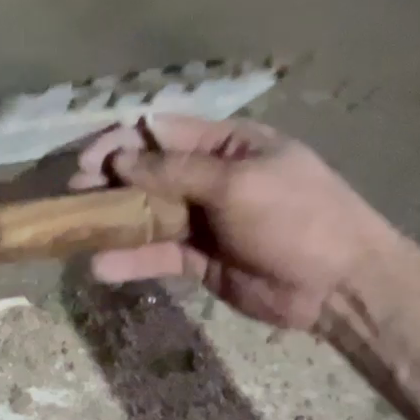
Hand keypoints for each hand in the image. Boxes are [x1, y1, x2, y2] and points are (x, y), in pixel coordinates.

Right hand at [71, 116, 399, 330]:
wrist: (343, 288)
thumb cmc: (296, 217)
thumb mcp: (237, 183)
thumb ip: (174, 171)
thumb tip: (120, 159)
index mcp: (226, 145)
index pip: (160, 132)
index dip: (120, 141)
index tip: (88, 160)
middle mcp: (209, 176)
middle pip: (147, 171)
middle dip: (109, 178)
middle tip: (76, 191)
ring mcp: (202, 219)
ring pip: (145, 213)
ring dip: (112, 218)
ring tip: (77, 226)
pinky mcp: (198, 259)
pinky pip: (156, 254)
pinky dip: (129, 259)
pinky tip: (101, 266)